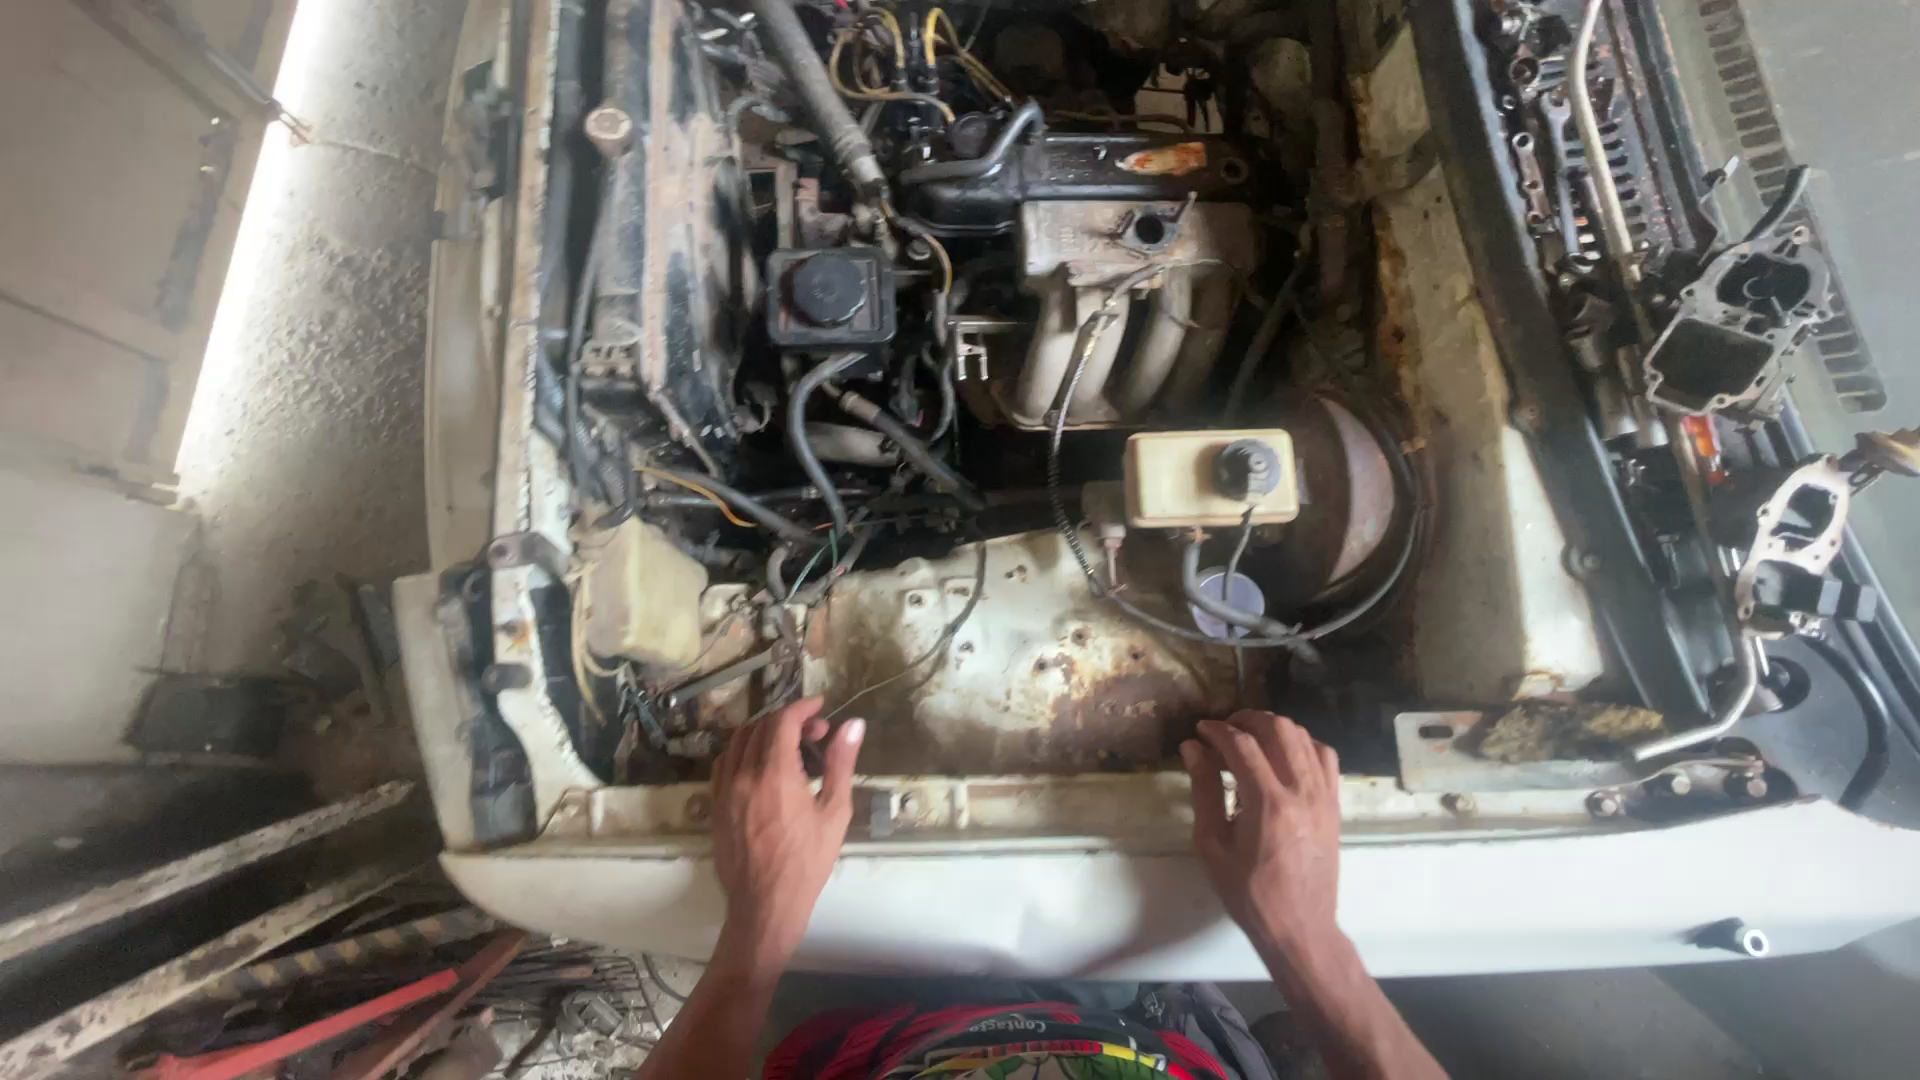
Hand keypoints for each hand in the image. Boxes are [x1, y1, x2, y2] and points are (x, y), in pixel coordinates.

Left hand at [711, 697, 863, 976]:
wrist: (765, 905)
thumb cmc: (808, 861)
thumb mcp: (835, 812)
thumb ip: (841, 763)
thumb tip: (853, 725)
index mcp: (776, 774)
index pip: (783, 721)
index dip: (802, 707)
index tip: (820, 707)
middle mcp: (745, 775)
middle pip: (761, 726)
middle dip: (789, 720)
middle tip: (815, 733)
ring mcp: (725, 790)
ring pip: (739, 741)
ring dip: (764, 732)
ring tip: (788, 745)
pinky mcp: (716, 805)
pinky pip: (724, 763)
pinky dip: (743, 751)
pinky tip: (760, 764)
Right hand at [1182, 711, 1342, 961]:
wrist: (1299, 928)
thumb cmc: (1247, 891)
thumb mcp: (1212, 843)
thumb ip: (1204, 789)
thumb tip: (1193, 747)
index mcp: (1267, 803)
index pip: (1241, 744)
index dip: (1217, 730)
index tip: (1199, 731)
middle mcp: (1302, 792)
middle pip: (1278, 729)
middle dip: (1246, 720)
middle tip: (1223, 730)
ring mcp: (1324, 796)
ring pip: (1303, 736)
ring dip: (1273, 728)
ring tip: (1249, 738)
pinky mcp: (1335, 804)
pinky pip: (1324, 755)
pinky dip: (1301, 743)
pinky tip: (1282, 754)